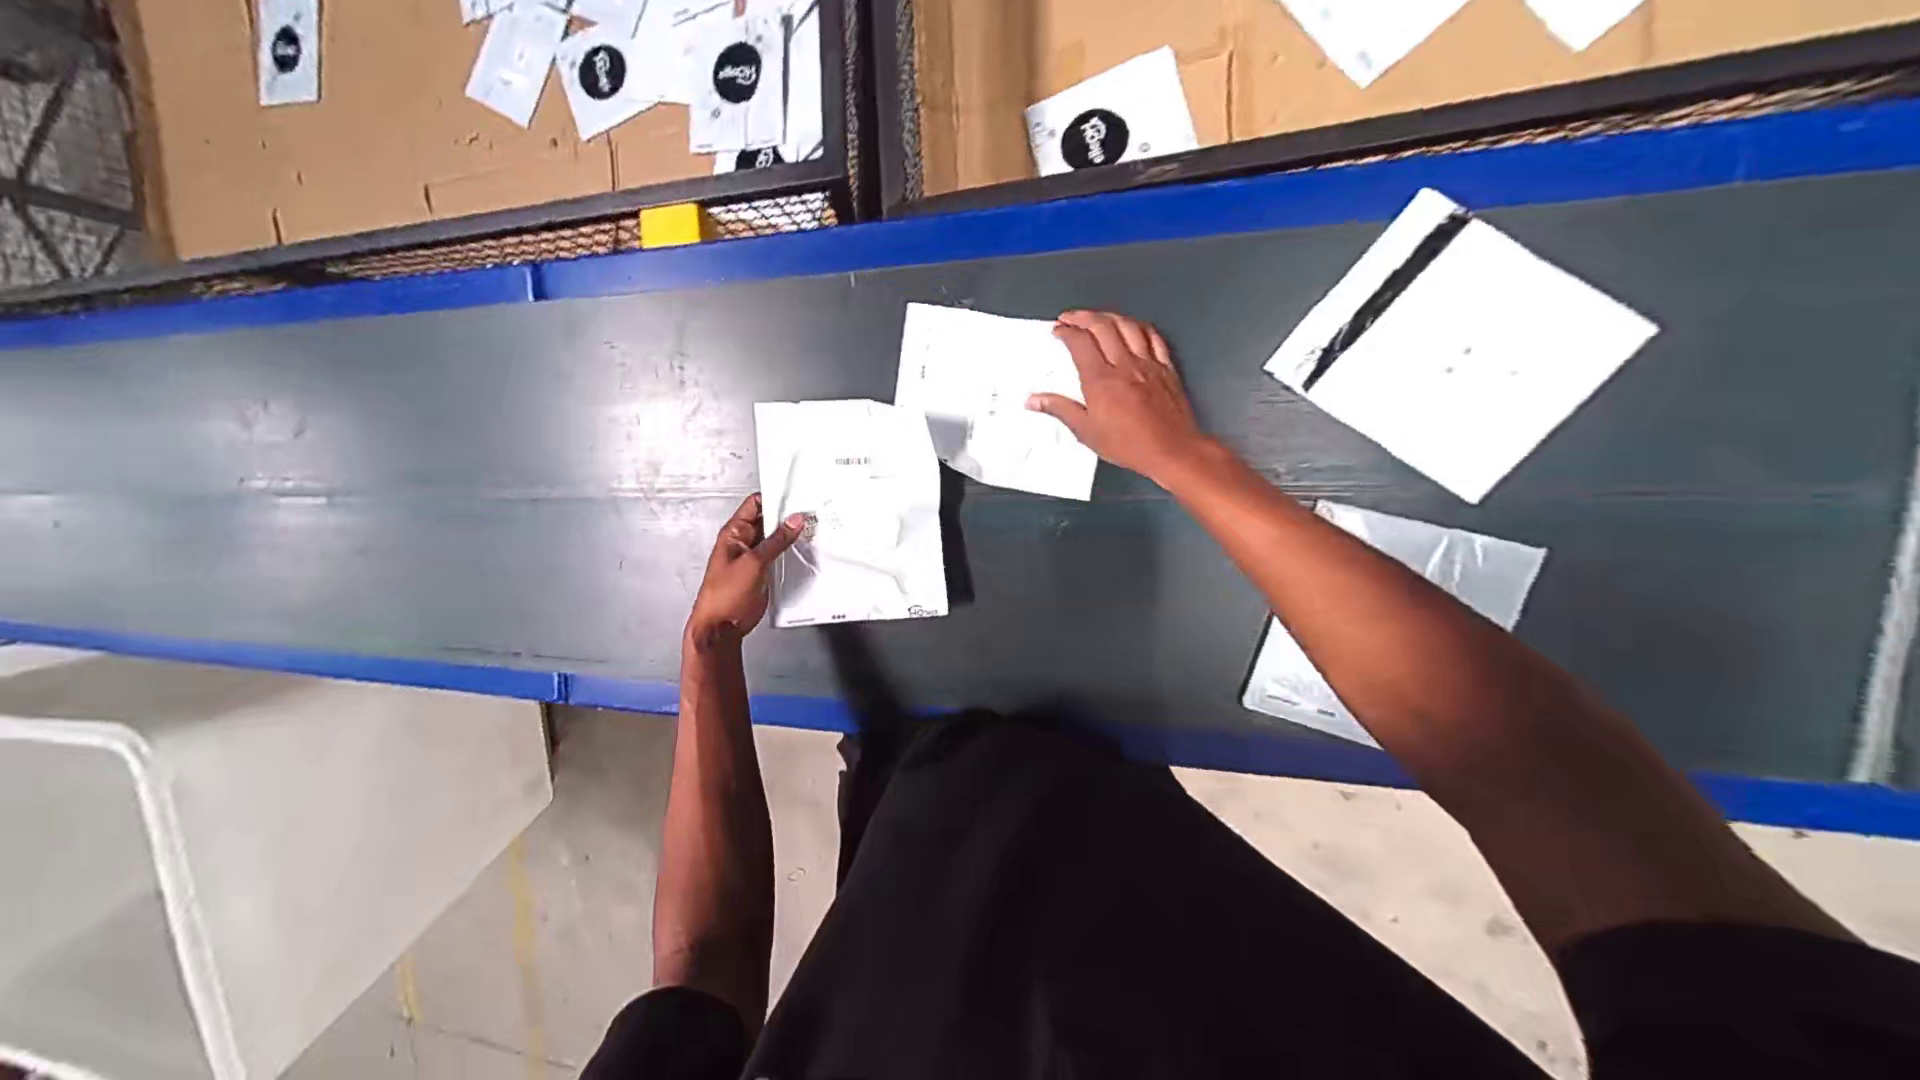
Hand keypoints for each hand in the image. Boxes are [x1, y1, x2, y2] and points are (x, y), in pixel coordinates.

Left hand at [687, 493, 804, 649]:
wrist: (722, 626)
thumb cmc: (724, 595)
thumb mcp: (754, 562)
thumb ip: (776, 540)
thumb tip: (793, 521)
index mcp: (734, 533)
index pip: (755, 504)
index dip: (774, 499)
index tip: (795, 499)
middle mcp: (743, 542)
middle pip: (768, 520)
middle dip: (787, 518)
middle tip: (809, 516)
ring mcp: (753, 557)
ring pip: (775, 539)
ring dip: (790, 536)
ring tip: (810, 531)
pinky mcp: (762, 572)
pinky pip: (778, 556)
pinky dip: (790, 553)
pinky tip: (803, 551)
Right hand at [1027, 310, 1210, 485]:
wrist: (1171, 451)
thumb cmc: (1131, 445)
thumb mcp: (1086, 432)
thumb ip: (1061, 410)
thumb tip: (1036, 401)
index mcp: (1101, 381)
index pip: (1080, 342)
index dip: (1066, 331)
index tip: (1059, 330)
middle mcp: (1125, 366)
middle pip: (1102, 326)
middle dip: (1082, 317)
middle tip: (1071, 317)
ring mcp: (1147, 364)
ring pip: (1127, 326)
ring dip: (1109, 316)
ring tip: (1098, 317)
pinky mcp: (1166, 368)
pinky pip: (1153, 337)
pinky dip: (1139, 327)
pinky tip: (1133, 327)